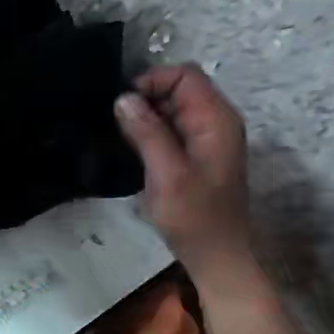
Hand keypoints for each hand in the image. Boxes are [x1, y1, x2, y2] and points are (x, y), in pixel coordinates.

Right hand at [114, 64, 256, 289]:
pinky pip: (175, 131)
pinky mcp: (199, 157)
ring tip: (120, 138)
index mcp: (216, 120)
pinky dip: (153, 134)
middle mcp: (217, 122)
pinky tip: (135, 152)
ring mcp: (209, 140)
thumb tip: (123, 98)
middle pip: (180, 89)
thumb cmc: (194, 218)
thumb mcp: (167, 174)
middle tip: (116, 125)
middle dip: (147, 99)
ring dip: (147, 118)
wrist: (216, 257)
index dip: (152, 81)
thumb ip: (147, 133)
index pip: (185, 76)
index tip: (121, 105)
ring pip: (175, 111)